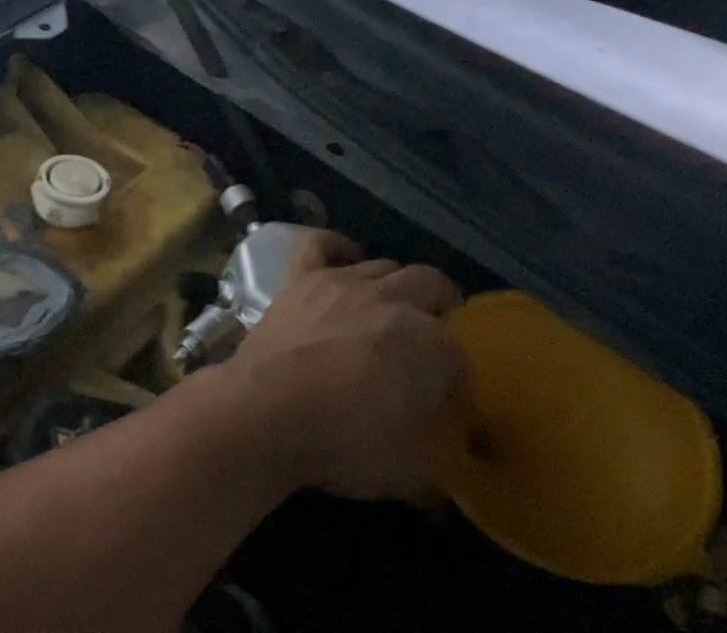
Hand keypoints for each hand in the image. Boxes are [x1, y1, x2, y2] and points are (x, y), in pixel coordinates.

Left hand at [218, 230, 464, 499]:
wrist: (265, 412)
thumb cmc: (344, 443)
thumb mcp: (409, 473)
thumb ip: (435, 466)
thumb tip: (443, 481)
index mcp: (431, 343)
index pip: (460, 354)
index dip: (458, 379)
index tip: (448, 402)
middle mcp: (393, 300)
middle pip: (432, 287)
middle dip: (441, 310)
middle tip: (431, 340)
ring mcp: (343, 283)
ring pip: (384, 265)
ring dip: (395, 284)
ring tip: (391, 310)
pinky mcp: (301, 279)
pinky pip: (321, 245)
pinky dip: (336, 246)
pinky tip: (345, 255)